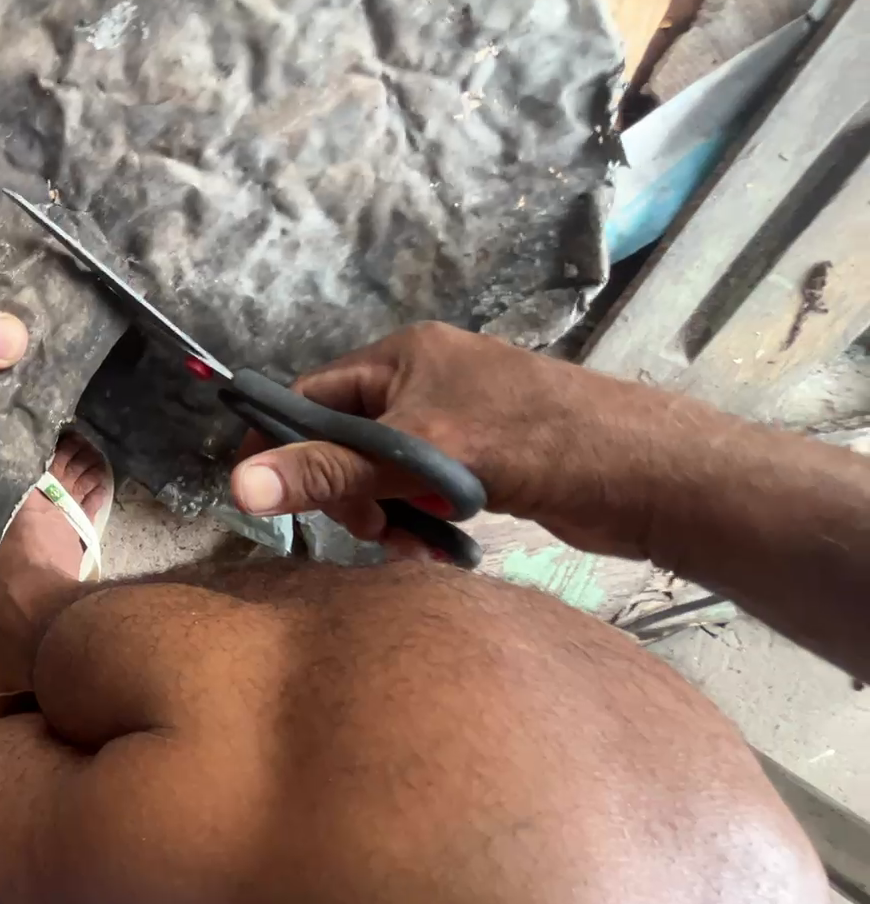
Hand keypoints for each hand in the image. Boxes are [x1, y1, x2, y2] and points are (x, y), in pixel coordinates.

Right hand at [227, 322, 708, 558]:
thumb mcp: (415, 455)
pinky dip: (414, 519)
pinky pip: (414, 487)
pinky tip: (432, 548)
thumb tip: (236, 486)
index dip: (278, 445)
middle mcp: (420, 378)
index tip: (267, 496)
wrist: (668, 480)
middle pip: (340, 439)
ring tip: (406, 546)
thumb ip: (324, 471)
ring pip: (376, 470)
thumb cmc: (537, 444)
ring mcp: (450, 417)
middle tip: (366, 529)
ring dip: (380, 514)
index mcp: (400, 355)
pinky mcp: (476, 455)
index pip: (307, 397)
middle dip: (343, 491)